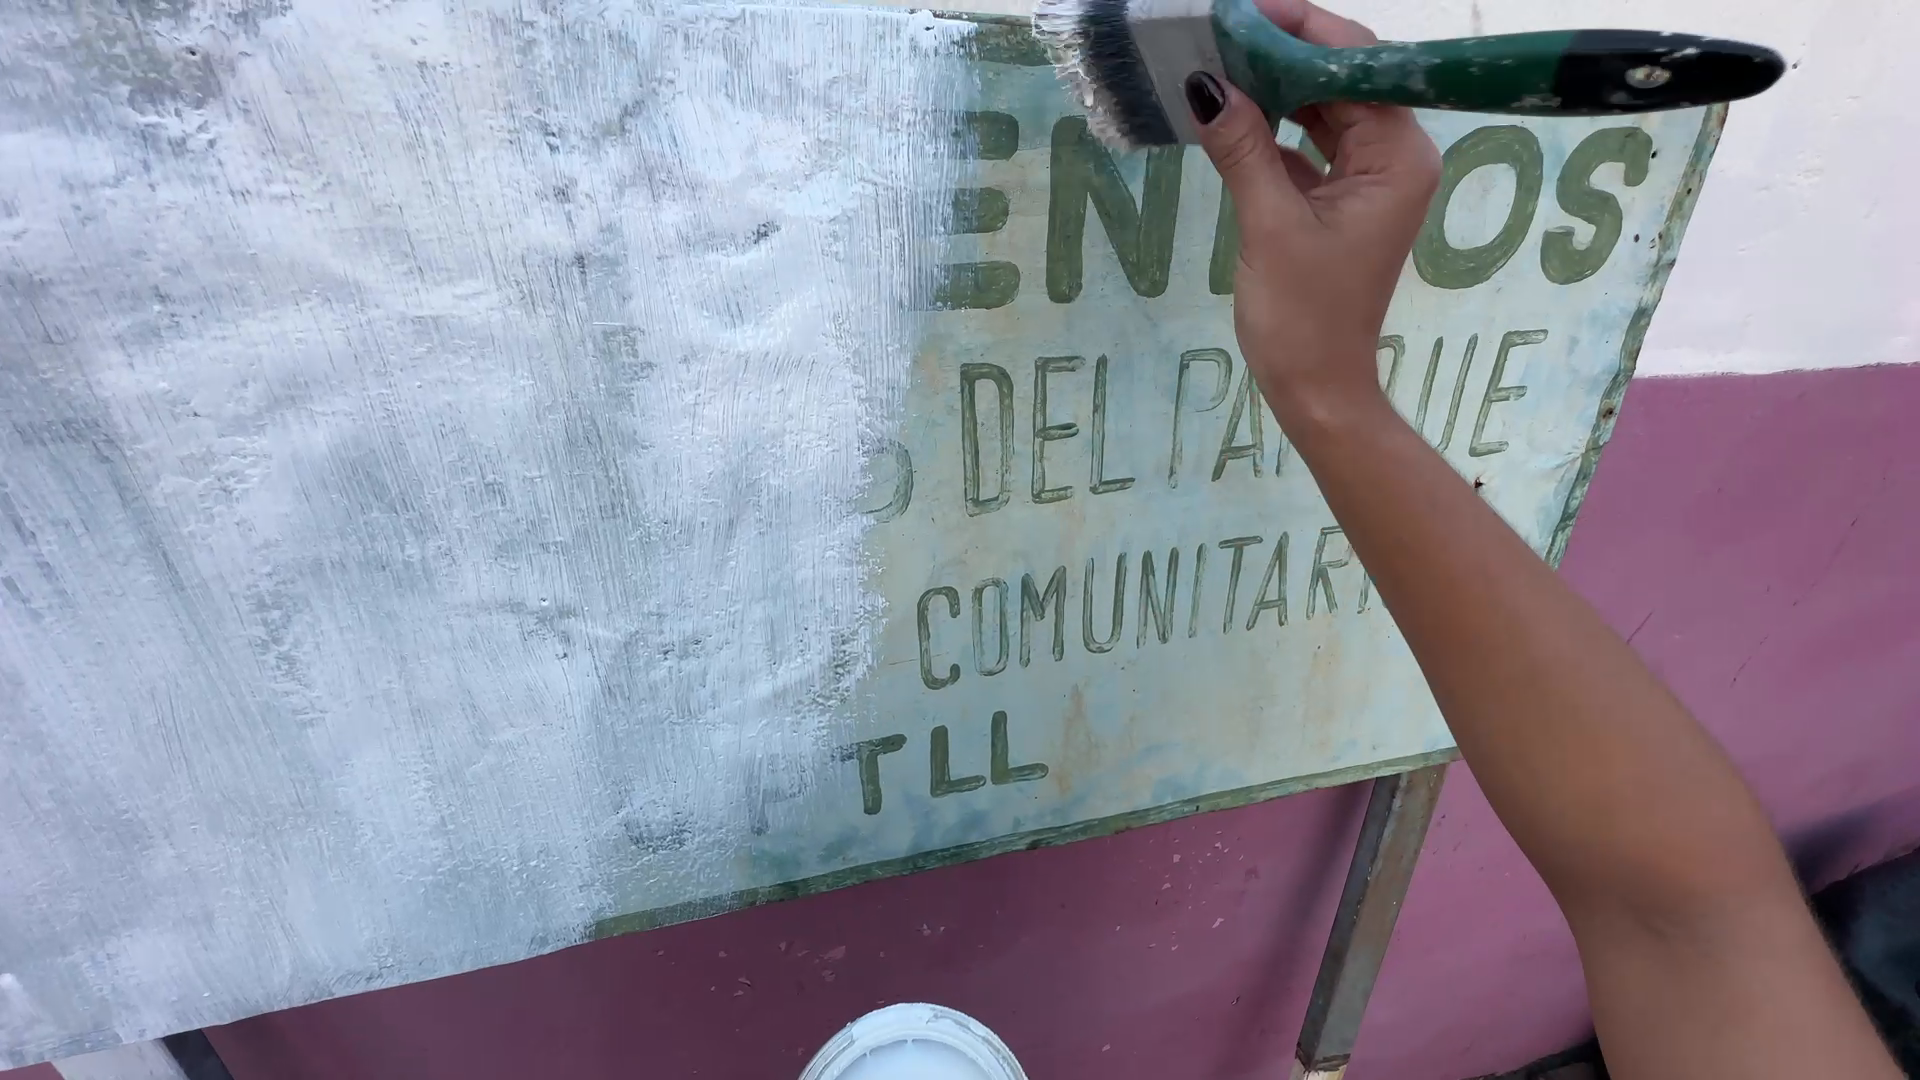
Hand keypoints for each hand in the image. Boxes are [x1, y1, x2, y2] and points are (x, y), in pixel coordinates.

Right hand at [1185, 0, 1439, 418]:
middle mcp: (1395, 157)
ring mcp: (1368, 181)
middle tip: (1223, 32)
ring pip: (1322, 115)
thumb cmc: (1300, 316)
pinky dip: (1272, 135)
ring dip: (1275, 93)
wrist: (1314, 386)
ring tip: (1222, 64)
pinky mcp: (1339, 204)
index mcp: (1398, 156)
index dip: (1300, 33)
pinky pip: (1308, 151)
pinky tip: (1234, 118)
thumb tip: (1207, 85)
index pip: (1354, 67)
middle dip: (1284, 57)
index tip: (1245, 9)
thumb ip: (1243, 151)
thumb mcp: (1269, 227)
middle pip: (1342, 83)